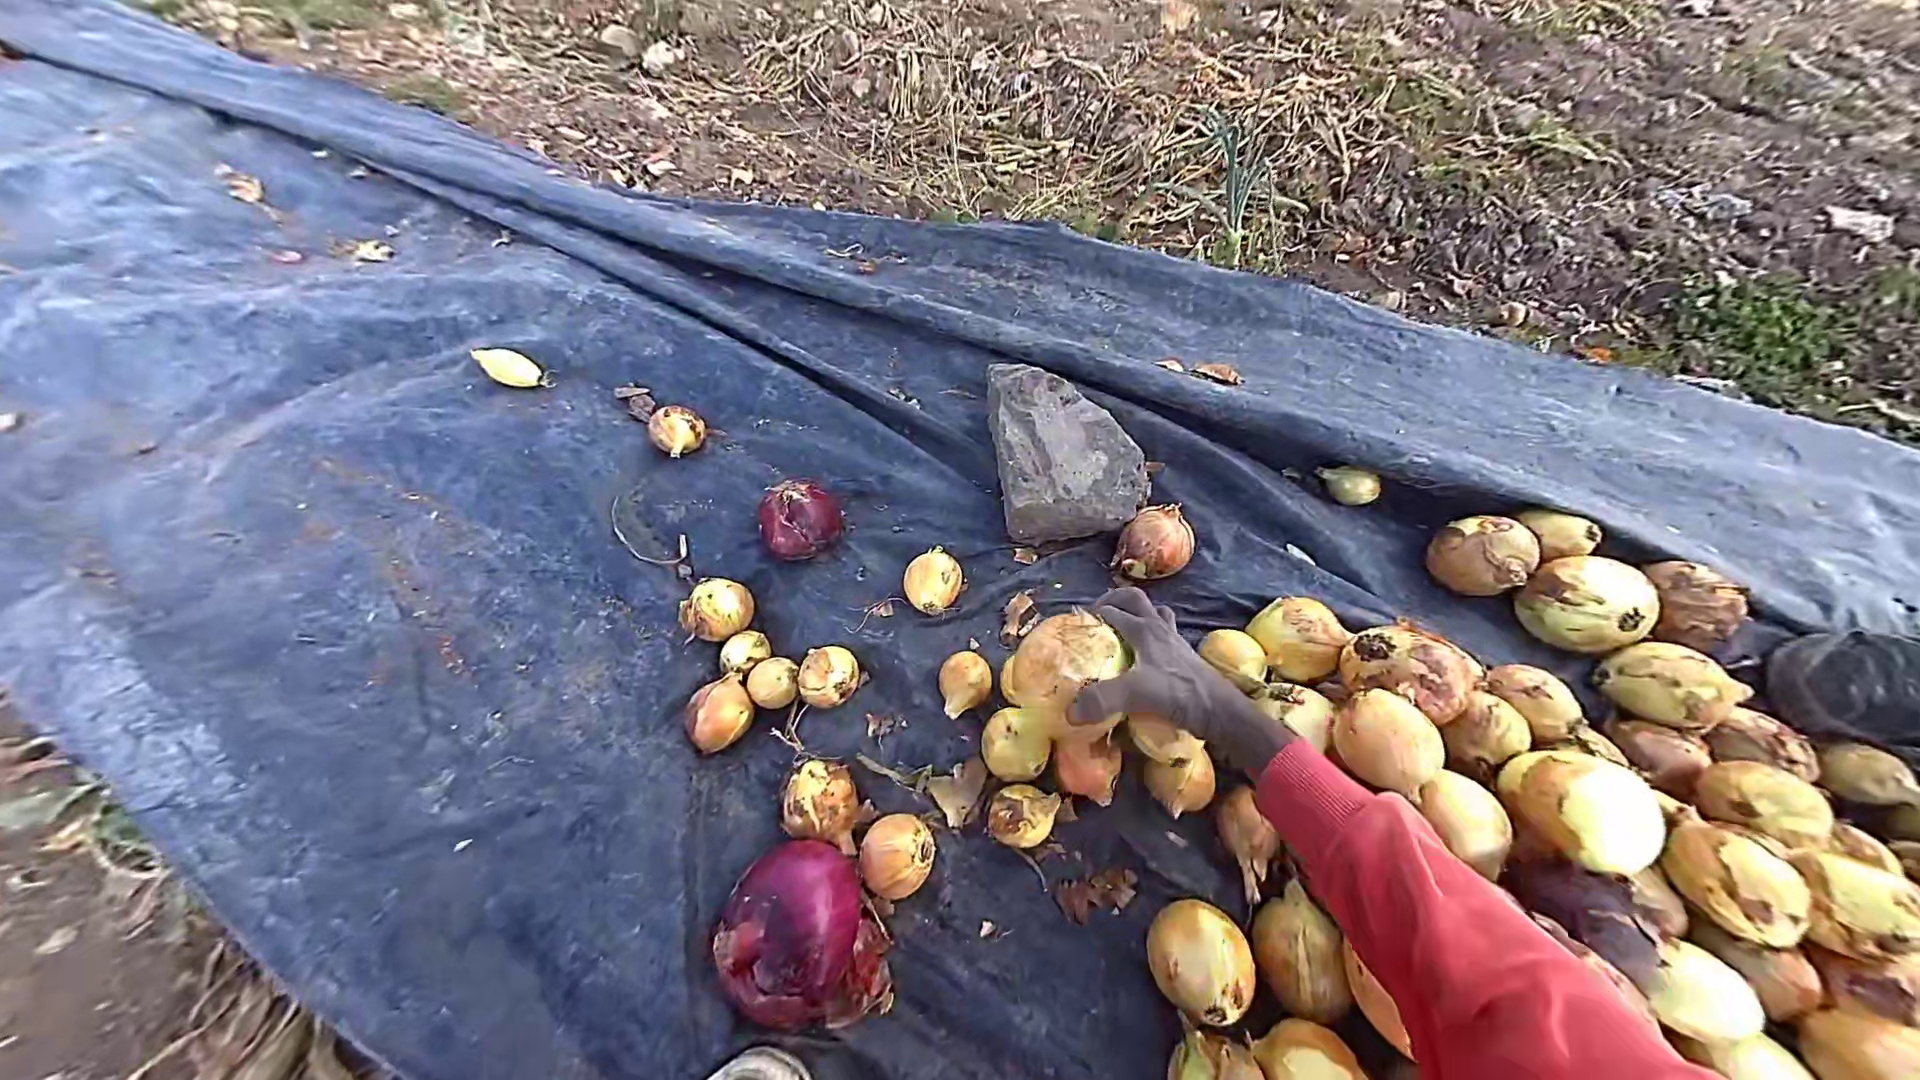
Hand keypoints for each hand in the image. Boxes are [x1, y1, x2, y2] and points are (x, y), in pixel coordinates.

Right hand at [1068, 588, 1295, 773]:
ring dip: (1138, 613)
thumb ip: (1102, 699)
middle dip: (1115, 600)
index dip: (1094, 613)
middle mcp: (1160, 629)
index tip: (1077, 624)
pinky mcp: (1185, 657)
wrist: (1222, 711)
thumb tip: (1070, 712)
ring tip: (1122, 627)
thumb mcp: (1136, 694)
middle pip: (1136, 600)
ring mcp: (1175, 642)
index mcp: (1145, 629)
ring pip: (1154, 614)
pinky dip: (1153, 635)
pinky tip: (1145, 654)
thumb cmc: (1180, 693)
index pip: (1114, 610)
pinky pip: (1166, 635)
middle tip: (1097, 614)